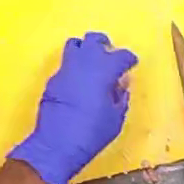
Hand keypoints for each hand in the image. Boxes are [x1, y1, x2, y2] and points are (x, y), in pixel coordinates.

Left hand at [11, 32, 138, 183]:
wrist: (56, 144)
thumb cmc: (92, 132)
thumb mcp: (116, 117)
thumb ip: (120, 96)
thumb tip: (120, 85)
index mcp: (105, 68)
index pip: (122, 55)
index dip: (129, 59)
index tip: (130, 65)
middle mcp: (84, 62)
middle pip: (94, 40)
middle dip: (104, 45)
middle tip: (109, 56)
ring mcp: (65, 68)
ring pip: (75, 45)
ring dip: (84, 51)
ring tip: (91, 64)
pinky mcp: (52, 79)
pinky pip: (65, 65)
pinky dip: (74, 68)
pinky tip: (77, 83)